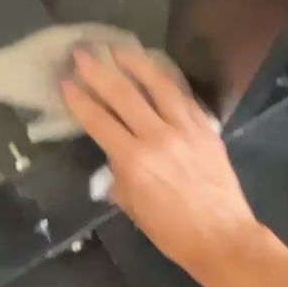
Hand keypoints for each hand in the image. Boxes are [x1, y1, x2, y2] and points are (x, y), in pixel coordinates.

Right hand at [59, 44, 266, 277]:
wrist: (222, 238)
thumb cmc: (172, 233)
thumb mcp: (133, 208)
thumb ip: (120, 177)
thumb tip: (115, 158)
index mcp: (134, 161)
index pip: (99, 121)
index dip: (79, 100)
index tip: (65, 82)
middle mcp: (157, 137)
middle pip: (123, 95)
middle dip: (98, 72)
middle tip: (82, 53)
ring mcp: (185, 129)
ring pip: (157, 86)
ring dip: (135, 64)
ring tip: (119, 49)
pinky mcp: (205, 129)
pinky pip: (183, 98)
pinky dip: (166, 82)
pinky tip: (156, 72)